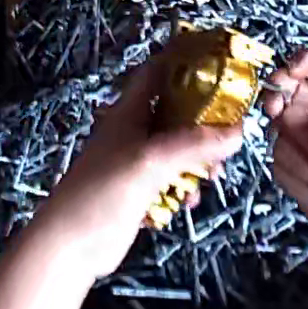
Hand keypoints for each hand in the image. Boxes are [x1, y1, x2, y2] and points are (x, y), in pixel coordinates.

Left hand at [32, 54, 244, 280]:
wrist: (69, 247)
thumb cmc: (103, 191)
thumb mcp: (150, 161)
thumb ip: (193, 145)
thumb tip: (238, 131)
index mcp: (130, 111)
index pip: (157, 72)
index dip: (184, 62)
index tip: (218, 65)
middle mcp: (135, 130)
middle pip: (176, 111)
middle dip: (204, 120)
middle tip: (230, 133)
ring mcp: (137, 161)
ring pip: (178, 147)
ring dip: (199, 158)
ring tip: (214, 175)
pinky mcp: (140, 190)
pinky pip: (172, 178)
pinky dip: (186, 186)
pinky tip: (191, 201)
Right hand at [263, 49, 307, 285]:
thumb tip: (284, 109)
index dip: (307, 61)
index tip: (285, 72)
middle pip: (294, 93)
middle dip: (282, 104)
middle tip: (274, 115)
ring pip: (281, 129)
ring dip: (293, 155)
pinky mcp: (301, 171)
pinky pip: (278, 158)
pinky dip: (290, 176)